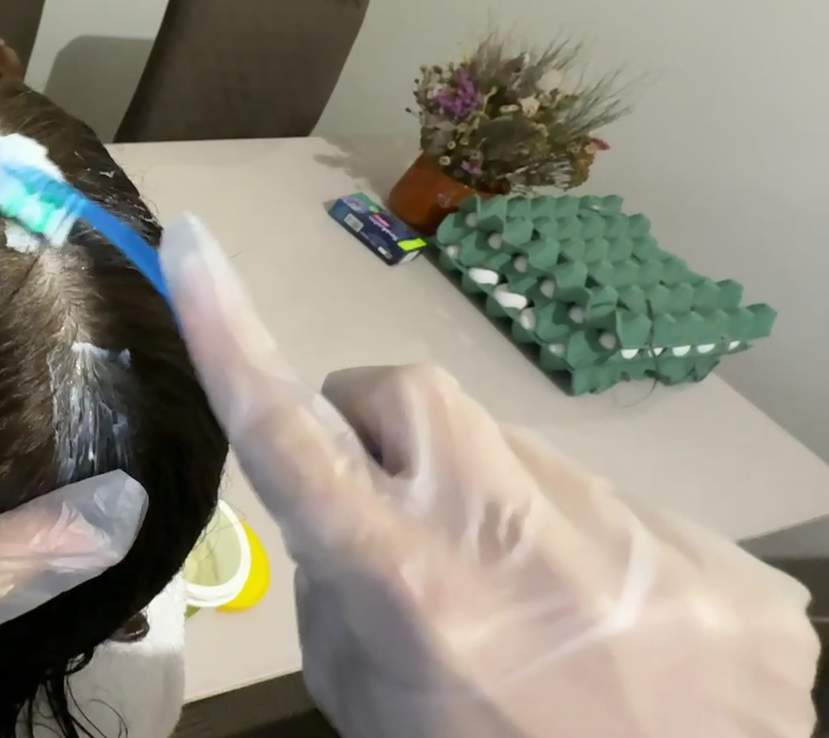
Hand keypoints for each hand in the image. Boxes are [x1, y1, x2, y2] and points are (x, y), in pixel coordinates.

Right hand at [159, 214, 817, 737]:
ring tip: (511, 585)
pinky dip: (570, 540)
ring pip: (503, 446)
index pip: (283, 423)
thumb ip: (331, 568)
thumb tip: (346, 488)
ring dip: (478, 491)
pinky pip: (601, 504)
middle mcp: (512, 544)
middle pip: (405, 395)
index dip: (225, 324)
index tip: (191, 240)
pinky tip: (599, 619)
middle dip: (375, 429)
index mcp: (400, 581)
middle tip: (393, 507)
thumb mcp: (354, 683)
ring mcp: (637, 551)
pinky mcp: (732, 577)